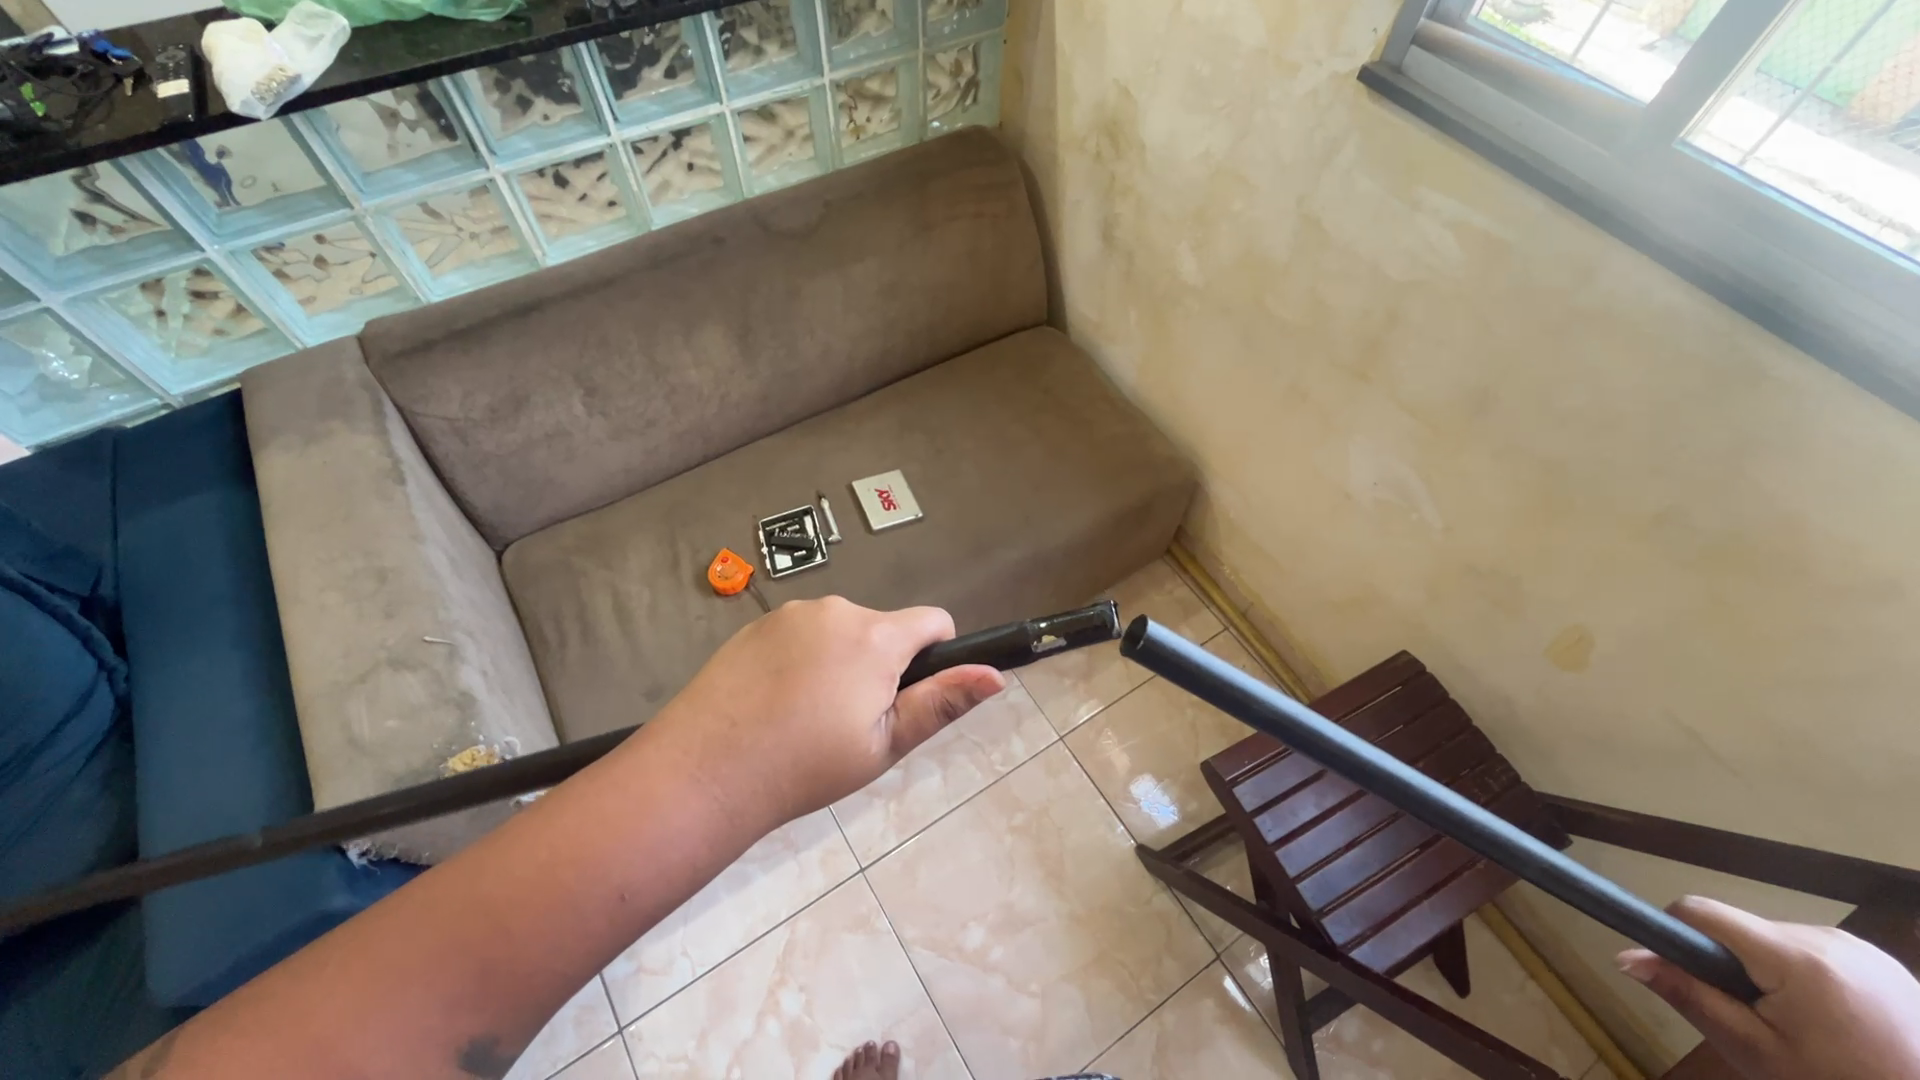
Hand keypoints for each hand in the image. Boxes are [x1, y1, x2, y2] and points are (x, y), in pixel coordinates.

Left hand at [636, 597, 1006, 831]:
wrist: (705, 770)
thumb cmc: (806, 766)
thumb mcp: (884, 745)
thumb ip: (941, 704)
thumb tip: (995, 676)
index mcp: (875, 636)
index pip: (933, 619)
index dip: (936, 655)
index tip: (909, 697)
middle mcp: (835, 609)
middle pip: (884, 628)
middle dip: (883, 664)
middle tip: (851, 721)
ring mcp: (791, 614)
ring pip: (841, 631)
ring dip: (842, 660)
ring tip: (809, 716)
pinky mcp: (755, 625)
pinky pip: (802, 634)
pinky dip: (804, 659)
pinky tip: (777, 703)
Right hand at [1619, 896, 1919, 1079]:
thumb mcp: (1755, 1050)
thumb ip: (1689, 996)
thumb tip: (1624, 958)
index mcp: (1793, 956)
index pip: (1698, 911)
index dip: (1676, 935)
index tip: (1684, 973)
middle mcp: (1825, 937)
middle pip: (1738, 929)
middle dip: (1730, 965)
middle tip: (1752, 1018)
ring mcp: (1859, 946)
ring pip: (1773, 939)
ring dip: (1766, 970)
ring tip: (1797, 1023)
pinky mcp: (1881, 958)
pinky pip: (1813, 950)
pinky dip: (1804, 976)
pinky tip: (1829, 1017)